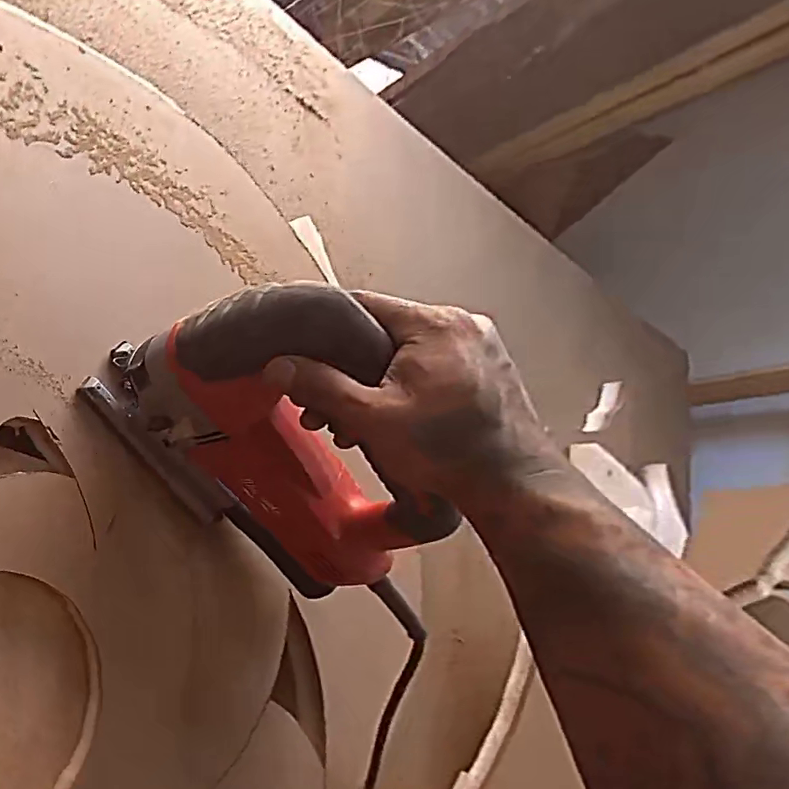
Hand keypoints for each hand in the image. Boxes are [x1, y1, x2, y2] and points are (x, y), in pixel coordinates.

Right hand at [263, 291, 566, 507]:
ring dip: (363, 385)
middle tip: (316, 404)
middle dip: (339, 370)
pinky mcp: (479, 370)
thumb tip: (279, 365)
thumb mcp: (369, 415)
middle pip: (376, 334)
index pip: (359, 305)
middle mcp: (459, 326)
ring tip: (345, 421)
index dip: (319, 328)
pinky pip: (421, 368)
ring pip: (396, 354)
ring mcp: (474, 348)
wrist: (508, 484)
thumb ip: (320, 385)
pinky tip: (378, 420)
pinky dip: (393, 389)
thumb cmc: (448, 448)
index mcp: (434, 324)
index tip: (294, 349)